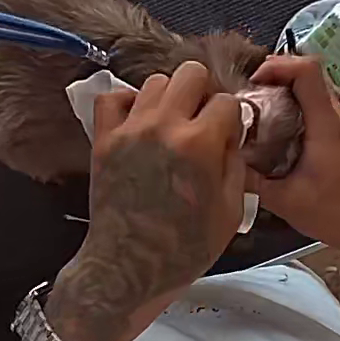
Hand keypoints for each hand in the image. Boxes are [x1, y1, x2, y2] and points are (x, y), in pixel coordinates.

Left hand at [45, 61, 244, 340]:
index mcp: (200, 144)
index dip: (232, 119)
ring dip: (170, 98)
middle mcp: (163, 126)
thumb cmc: (185, 248)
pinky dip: (129, 103)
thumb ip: (235, 164)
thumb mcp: (231, 211)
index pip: (226, 101)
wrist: (130, 267)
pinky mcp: (104, 139)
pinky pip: (114, 97)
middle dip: (204, 93)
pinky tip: (140, 122)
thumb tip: (230, 136)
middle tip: (202, 120)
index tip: (228, 136)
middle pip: (190, 73)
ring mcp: (130, 129)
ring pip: (155, 81)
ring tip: (171, 125)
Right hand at [249, 56, 339, 258]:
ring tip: (255, 112)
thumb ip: (252, 183)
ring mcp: (339, 126)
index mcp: (326, 127)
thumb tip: (223, 166)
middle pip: (307, 75)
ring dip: (282, 93)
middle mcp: (336, 119)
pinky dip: (291, 110)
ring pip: (310, 92)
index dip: (278, 65)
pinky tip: (273, 133)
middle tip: (246, 96)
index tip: (253, 80)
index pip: (307, 71)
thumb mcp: (286, 202)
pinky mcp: (338, 137)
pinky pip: (313, 109)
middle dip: (274, 77)